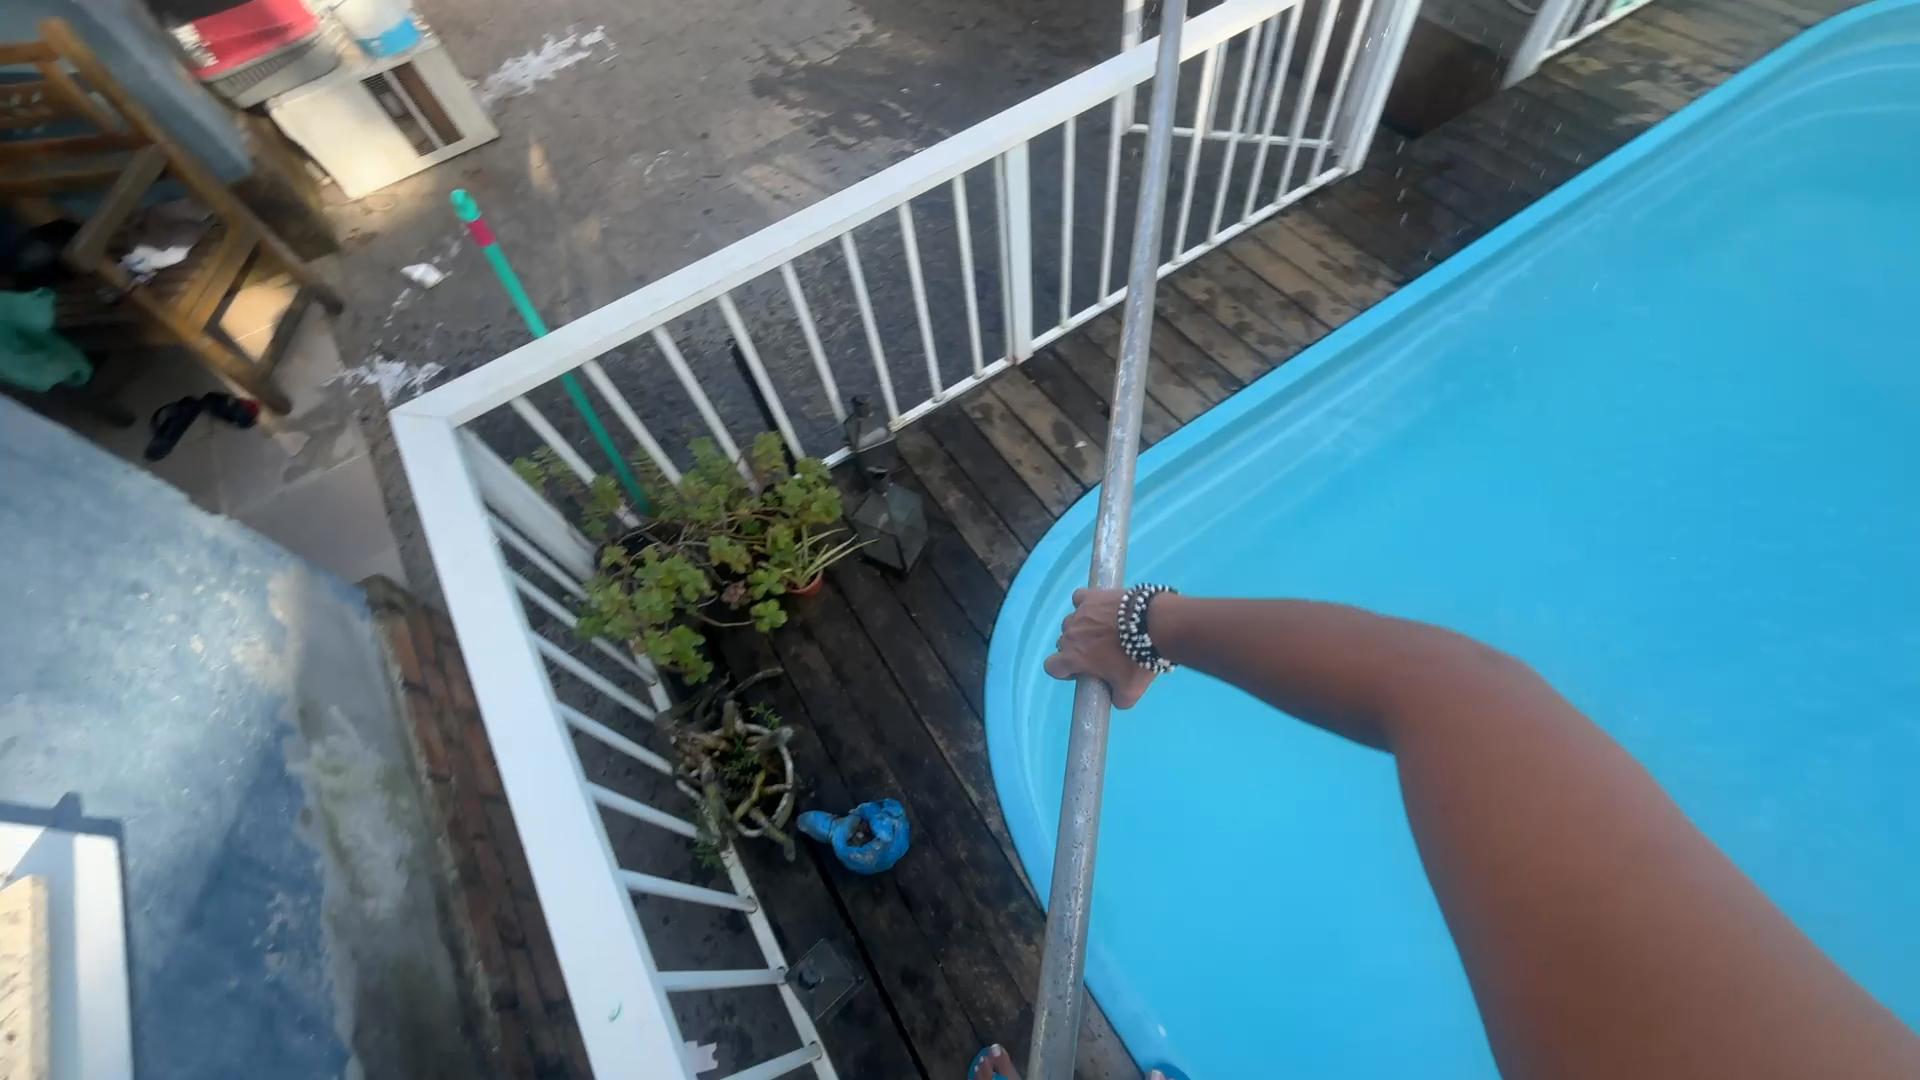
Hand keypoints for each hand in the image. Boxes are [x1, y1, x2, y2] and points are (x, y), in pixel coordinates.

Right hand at [1042, 588, 1160, 708]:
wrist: (1154, 626)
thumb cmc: (1137, 661)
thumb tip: (1115, 699)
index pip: (1052, 666)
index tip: (1082, 671)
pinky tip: (1100, 610)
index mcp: (1073, 657)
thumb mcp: (1130, 692)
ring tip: (1105, 630)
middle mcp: (1070, 634)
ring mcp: (1080, 613)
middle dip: (1077, 649)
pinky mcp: (1092, 596)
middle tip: (1100, 653)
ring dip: (1083, 628)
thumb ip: (1117, 699)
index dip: (1065, 671)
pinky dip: (1087, 605)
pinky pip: (1080, 599)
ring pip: (1072, 622)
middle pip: (1064, 643)